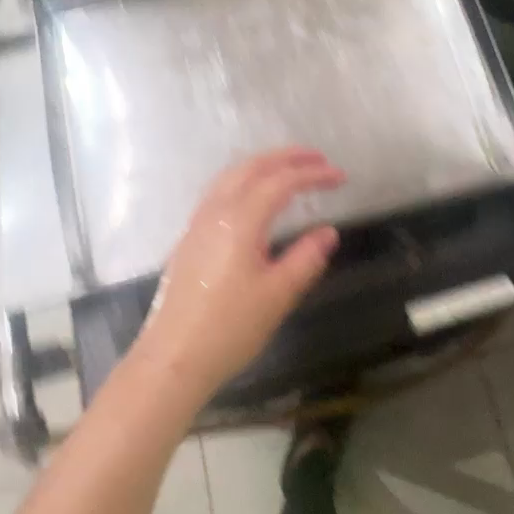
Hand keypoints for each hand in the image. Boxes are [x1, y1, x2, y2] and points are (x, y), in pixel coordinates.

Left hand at [132, 148, 344, 398]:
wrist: (173, 357)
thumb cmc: (229, 328)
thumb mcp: (278, 295)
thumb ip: (306, 258)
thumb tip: (328, 232)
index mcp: (240, 220)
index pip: (281, 182)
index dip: (313, 174)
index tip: (340, 176)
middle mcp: (216, 211)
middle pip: (253, 167)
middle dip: (287, 157)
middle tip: (318, 158)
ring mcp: (198, 222)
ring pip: (232, 175)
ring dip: (263, 165)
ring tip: (290, 169)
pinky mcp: (189, 237)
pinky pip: (220, 190)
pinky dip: (244, 179)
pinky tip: (254, 196)